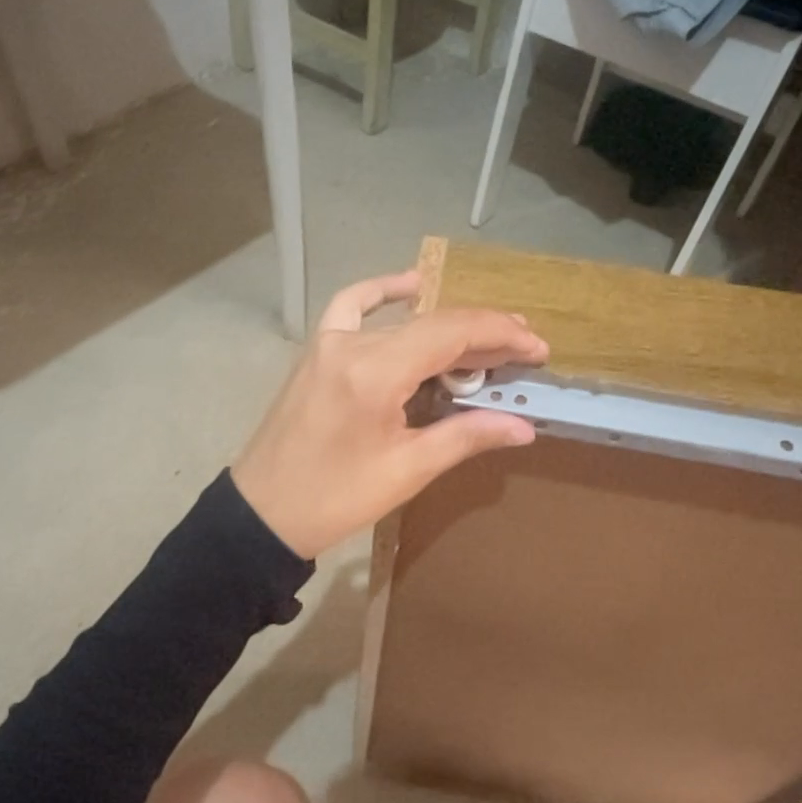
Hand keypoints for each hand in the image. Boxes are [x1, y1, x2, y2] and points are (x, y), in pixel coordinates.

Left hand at [231, 269, 548, 559]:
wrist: (264, 513)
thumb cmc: (335, 498)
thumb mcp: (407, 471)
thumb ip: (465, 437)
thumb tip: (523, 426)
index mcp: (375, 372)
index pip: (451, 333)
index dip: (500, 335)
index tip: (537, 347)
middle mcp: (351, 343)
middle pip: (430, 324)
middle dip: (482, 336)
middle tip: (523, 351)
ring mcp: (327, 343)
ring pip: (400, 322)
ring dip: (445, 327)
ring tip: (484, 341)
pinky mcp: (314, 352)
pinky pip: (350, 307)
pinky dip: (382, 294)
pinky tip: (410, 289)